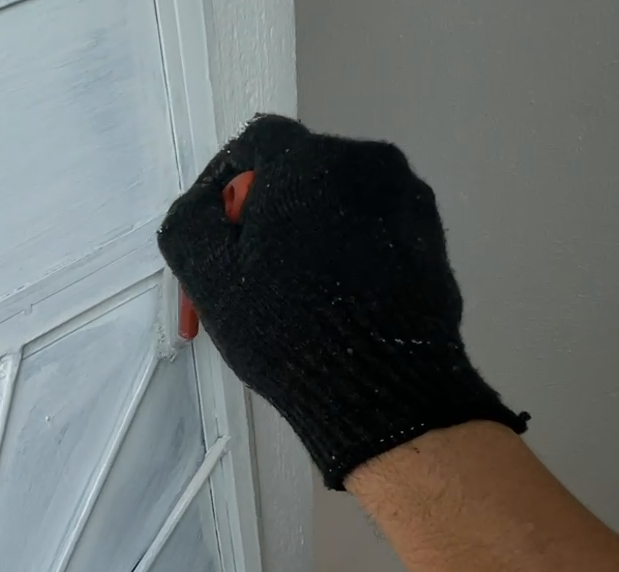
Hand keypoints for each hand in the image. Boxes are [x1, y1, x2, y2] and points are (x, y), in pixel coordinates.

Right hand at [158, 114, 525, 488]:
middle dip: (262, 217)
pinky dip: (342, 253)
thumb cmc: (284, 326)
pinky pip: (369, 229)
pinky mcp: (429, 237)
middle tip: (245, 278)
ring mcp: (406, 197)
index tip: (213, 237)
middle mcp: (366, 160)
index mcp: (308, 160)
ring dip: (303, 235)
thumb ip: (188, 225)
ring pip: (333, 201)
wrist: (377, 383)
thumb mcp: (209, 278)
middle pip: (295, 174)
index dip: (221, 187)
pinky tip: (331, 304)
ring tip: (291, 296)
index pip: (253, 143)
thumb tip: (200, 208)